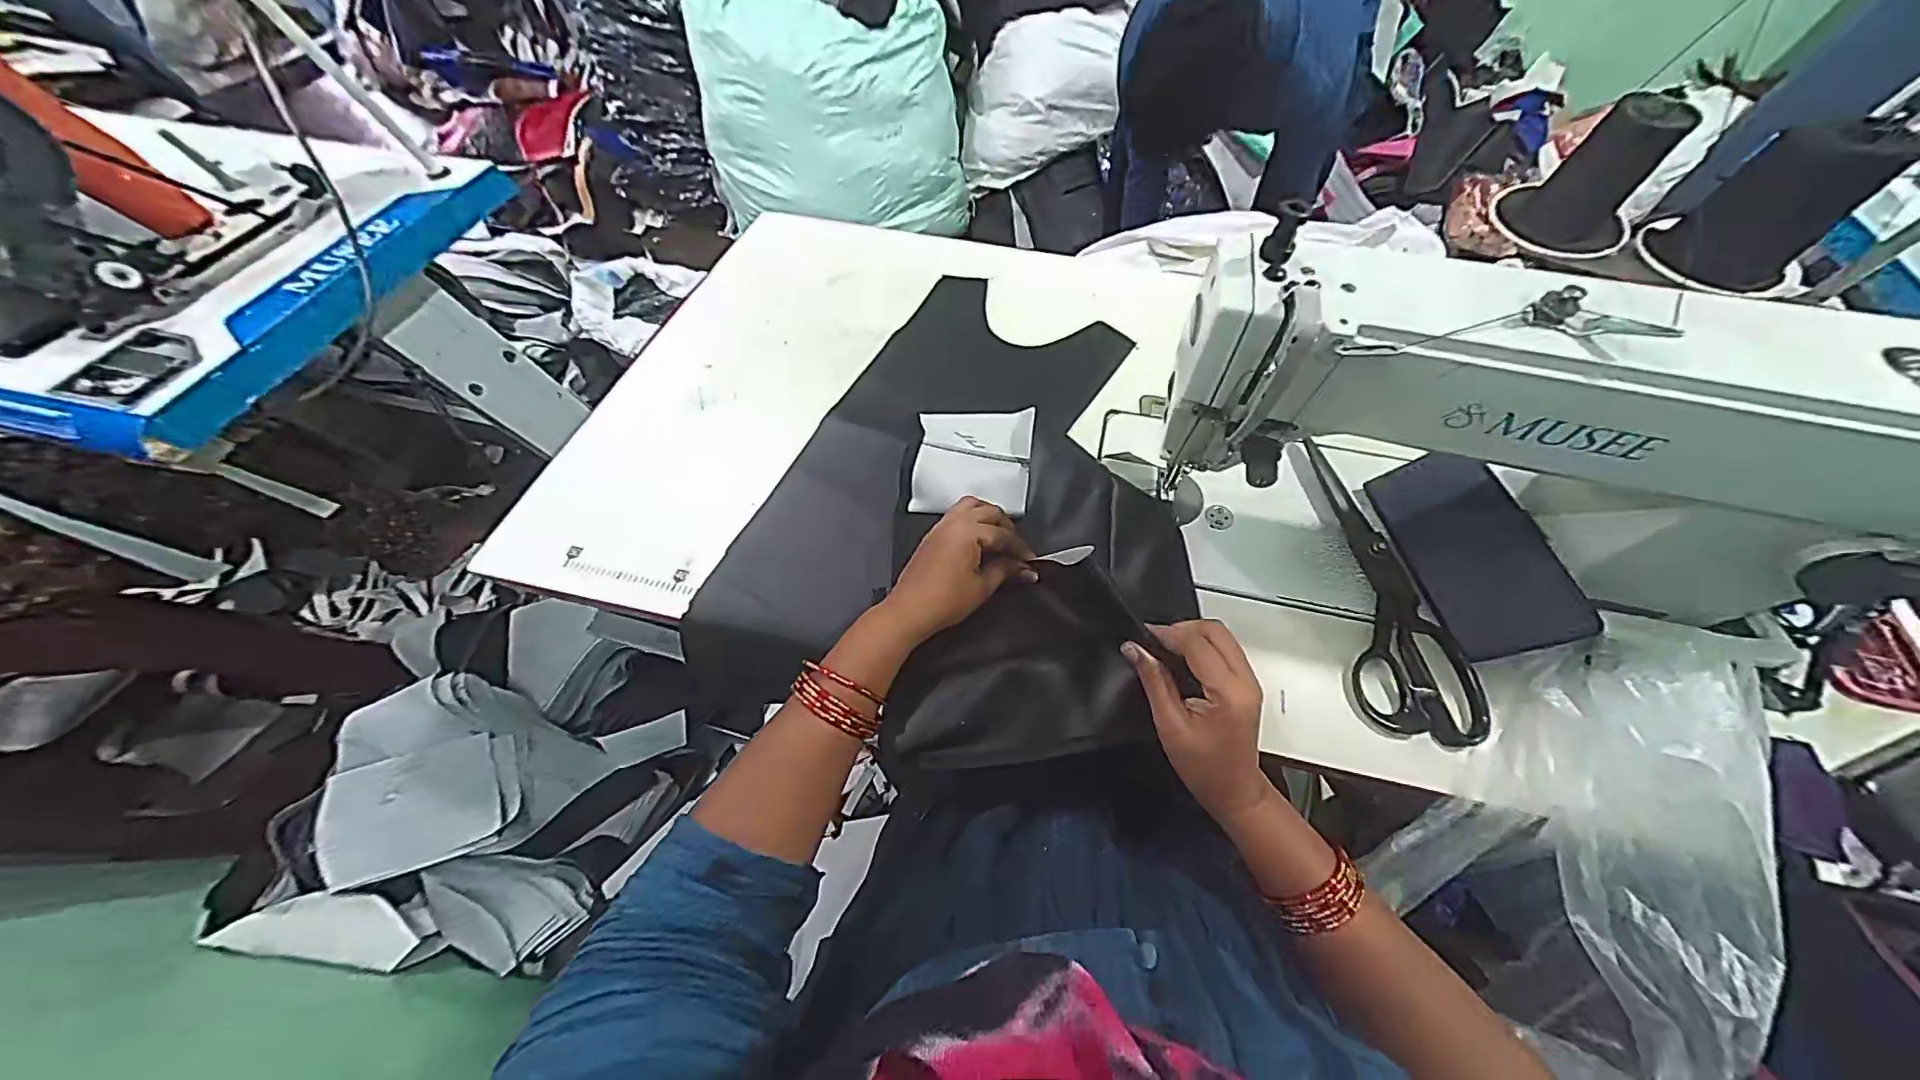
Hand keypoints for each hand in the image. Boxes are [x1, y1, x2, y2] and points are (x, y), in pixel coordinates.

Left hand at [878, 497, 1036, 644]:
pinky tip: (979, 538)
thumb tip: (1021, 567)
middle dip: (1008, 528)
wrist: (909, 611)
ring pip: (972, 506)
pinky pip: (957, 515)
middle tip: (1017, 549)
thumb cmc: (940, 602)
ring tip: (1000, 537)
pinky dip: (972, 519)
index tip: (1029, 561)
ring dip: (989, 517)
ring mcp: (940, 527)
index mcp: (968, 532)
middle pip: (990, 512)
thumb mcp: (982, 587)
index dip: (1020, 548)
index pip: (1003, 534)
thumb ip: (1005, 571)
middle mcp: (953, 523)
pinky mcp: (932, 536)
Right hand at [1123, 620, 1271, 821]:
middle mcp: (1246, 682)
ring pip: (1221, 635)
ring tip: (1164, 649)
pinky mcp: (1246, 683)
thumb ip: (1154, 681)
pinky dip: (1201, 645)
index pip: (1197, 642)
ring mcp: (1249, 681)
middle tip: (1153, 641)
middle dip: (1180, 628)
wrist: (1234, 790)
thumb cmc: (1205, 768)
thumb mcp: (1170, 725)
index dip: (1166, 634)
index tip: (1143, 638)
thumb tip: (1136, 651)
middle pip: (1215, 630)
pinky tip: (1181, 658)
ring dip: (1191, 635)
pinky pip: (1225, 648)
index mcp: (1228, 693)